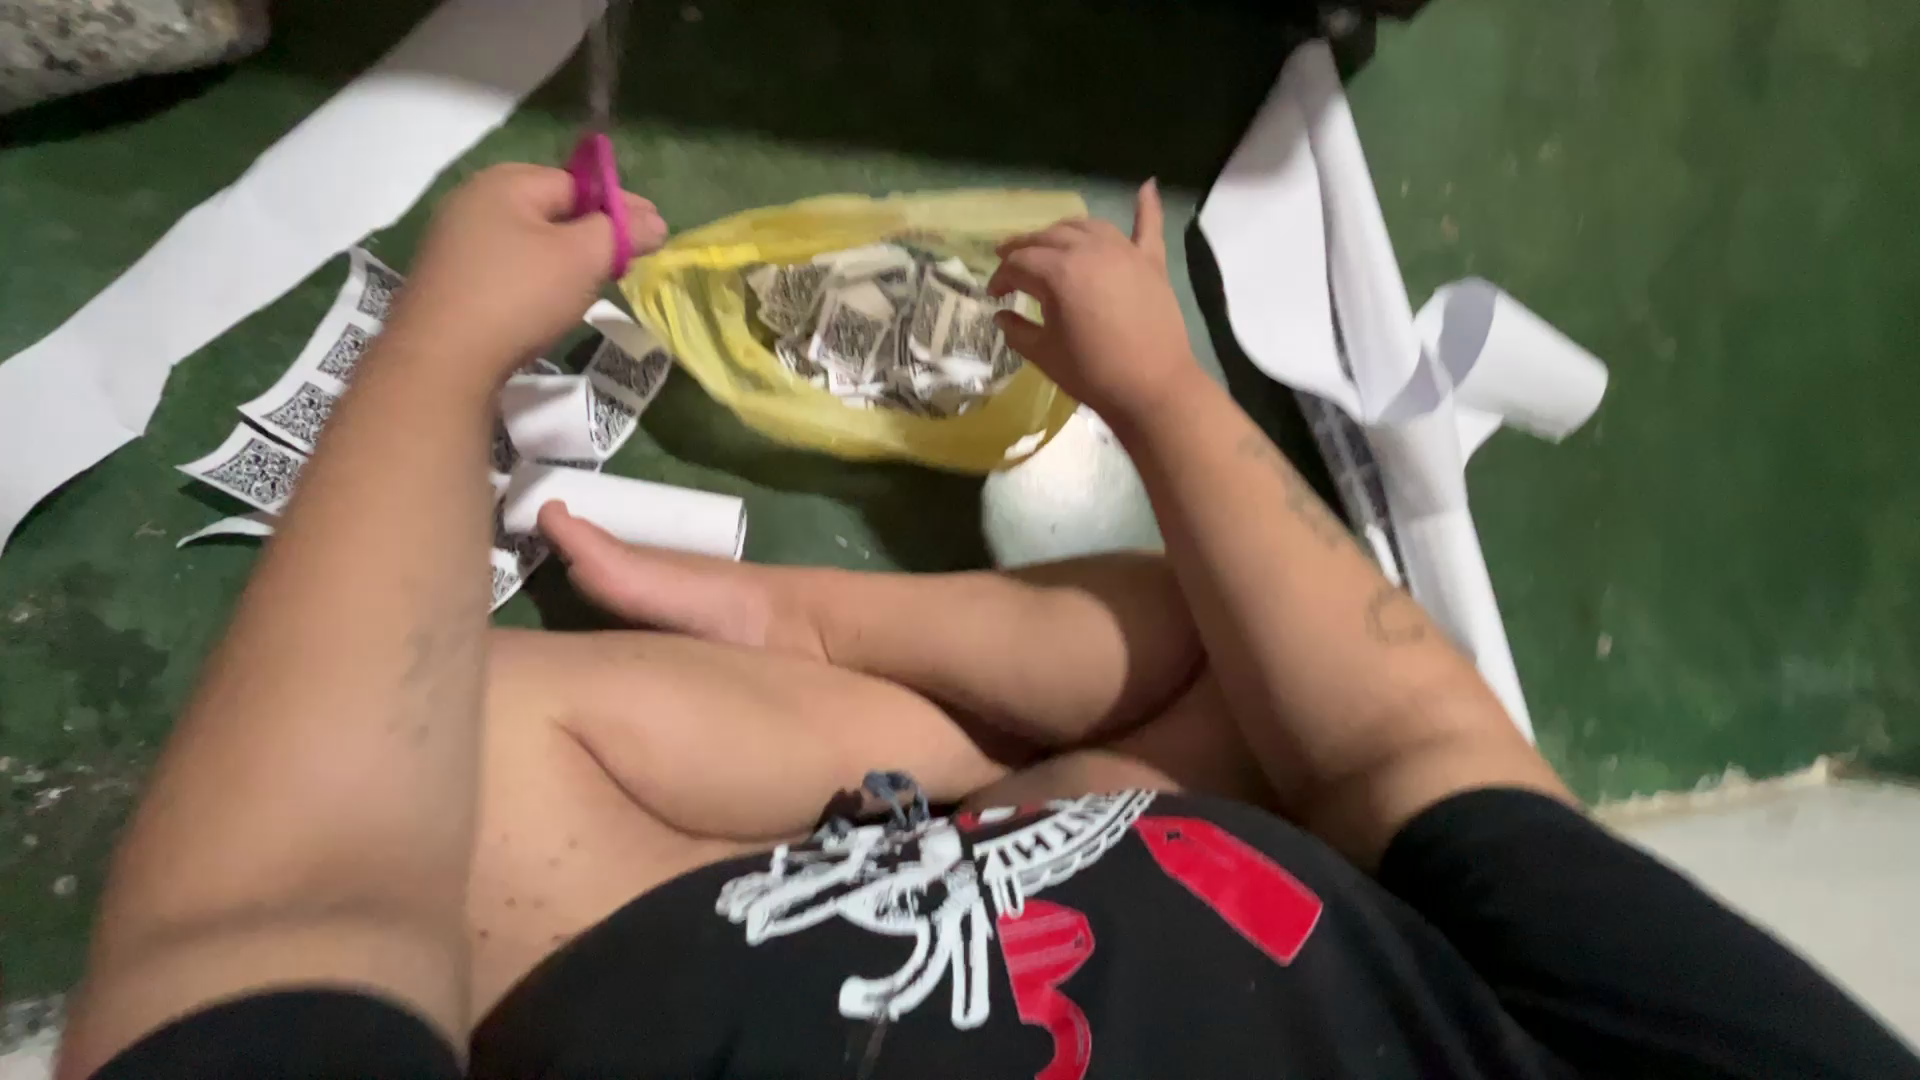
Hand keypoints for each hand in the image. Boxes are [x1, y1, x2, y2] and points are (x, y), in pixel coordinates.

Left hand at [382, 163, 667, 380]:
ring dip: (570, 255)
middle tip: (629, 259)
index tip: (654, 233)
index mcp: (506, 183)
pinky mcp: (456, 276)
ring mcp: (460, 239)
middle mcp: (476, 200)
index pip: (578, 183)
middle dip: (596, 230)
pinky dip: (542, 274)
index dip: (620, 206)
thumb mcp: (582, 258)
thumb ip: (622, 233)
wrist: (445, 356)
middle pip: (554, 208)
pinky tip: (555, 298)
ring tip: (597, 281)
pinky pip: (513, 263)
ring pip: (533, 238)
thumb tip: (654, 221)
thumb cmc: (520, 295)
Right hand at [987, 179, 1203, 421]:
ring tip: (1050, 242)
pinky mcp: (1152, 263)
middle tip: (1009, 262)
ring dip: (1063, 231)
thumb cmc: (1092, 374)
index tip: (993, 295)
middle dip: (1024, 248)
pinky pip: (1148, 226)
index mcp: (1058, 272)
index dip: (1000, 277)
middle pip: (1049, 237)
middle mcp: (1089, 249)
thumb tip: (1001, 317)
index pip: (1019, 263)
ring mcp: (1124, 252)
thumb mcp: (1044, 355)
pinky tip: (1147, 186)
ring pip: (1087, 226)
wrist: (1152, 388)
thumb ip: (1018, 331)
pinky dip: (1146, 206)